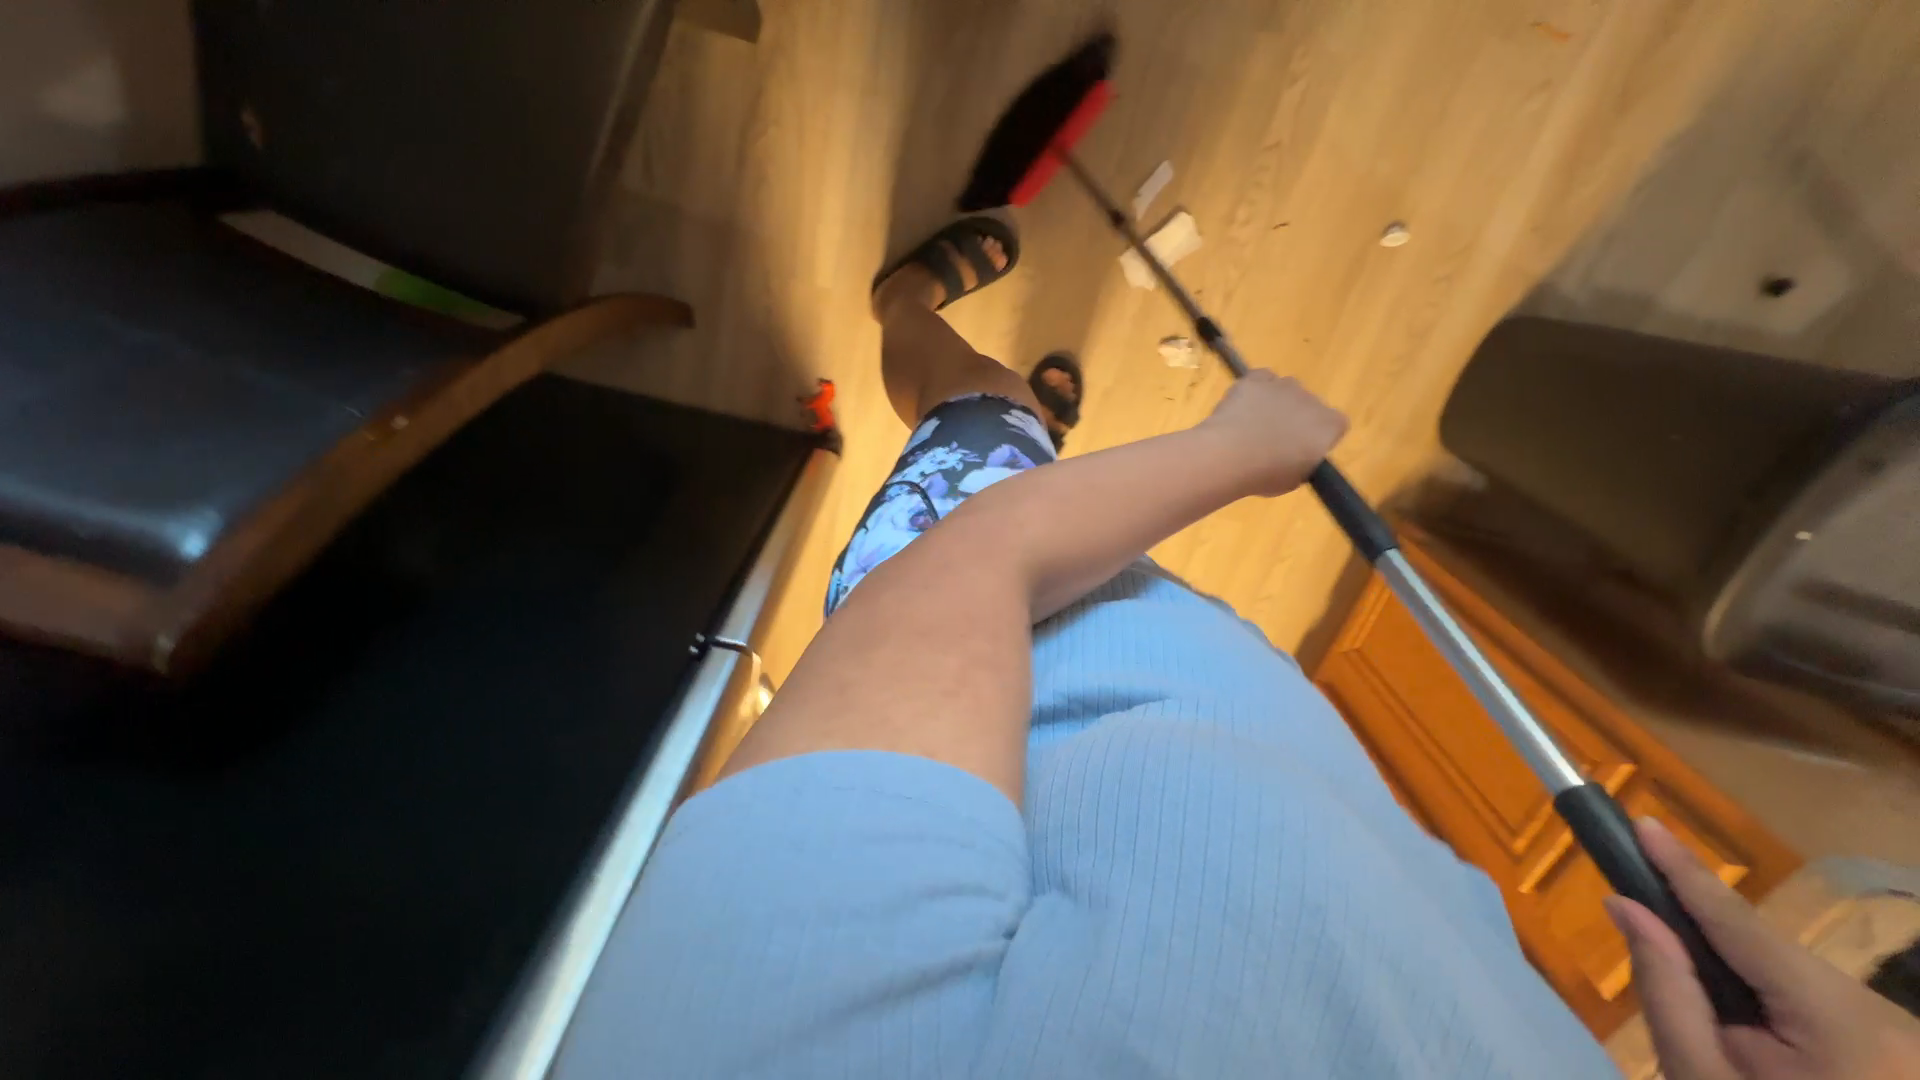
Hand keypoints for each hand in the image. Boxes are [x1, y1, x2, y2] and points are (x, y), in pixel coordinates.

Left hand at [1198, 370, 1347, 496]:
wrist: (1228, 456)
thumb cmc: (1264, 476)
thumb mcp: (1293, 480)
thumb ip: (1302, 463)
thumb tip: (1295, 457)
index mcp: (1329, 425)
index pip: (1336, 425)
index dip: (1319, 437)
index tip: (1303, 450)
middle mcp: (1311, 399)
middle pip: (1309, 406)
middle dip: (1295, 419)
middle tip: (1273, 441)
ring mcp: (1283, 386)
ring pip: (1285, 390)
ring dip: (1276, 403)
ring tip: (1252, 424)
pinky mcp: (1255, 379)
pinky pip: (1262, 378)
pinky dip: (1256, 389)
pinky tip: (1244, 405)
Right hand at [1608, 818, 1919, 1079]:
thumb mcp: (1697, 1072)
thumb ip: (1664, 984)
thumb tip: (1626, 906)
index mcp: (1840, 1023)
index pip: (1739, 925)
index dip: (1685, 872)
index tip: (1645, 823)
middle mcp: (1890, 1019)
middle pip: (1770, 951)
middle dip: (1707, 933)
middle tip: (1642, 913)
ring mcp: (1907, 1038)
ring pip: (1796, 977)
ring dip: (1741, 972)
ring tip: (1711, 1013)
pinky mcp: (1906, 1052)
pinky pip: (1823, 1005)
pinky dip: (1777, 1001)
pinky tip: (1757, 1034)